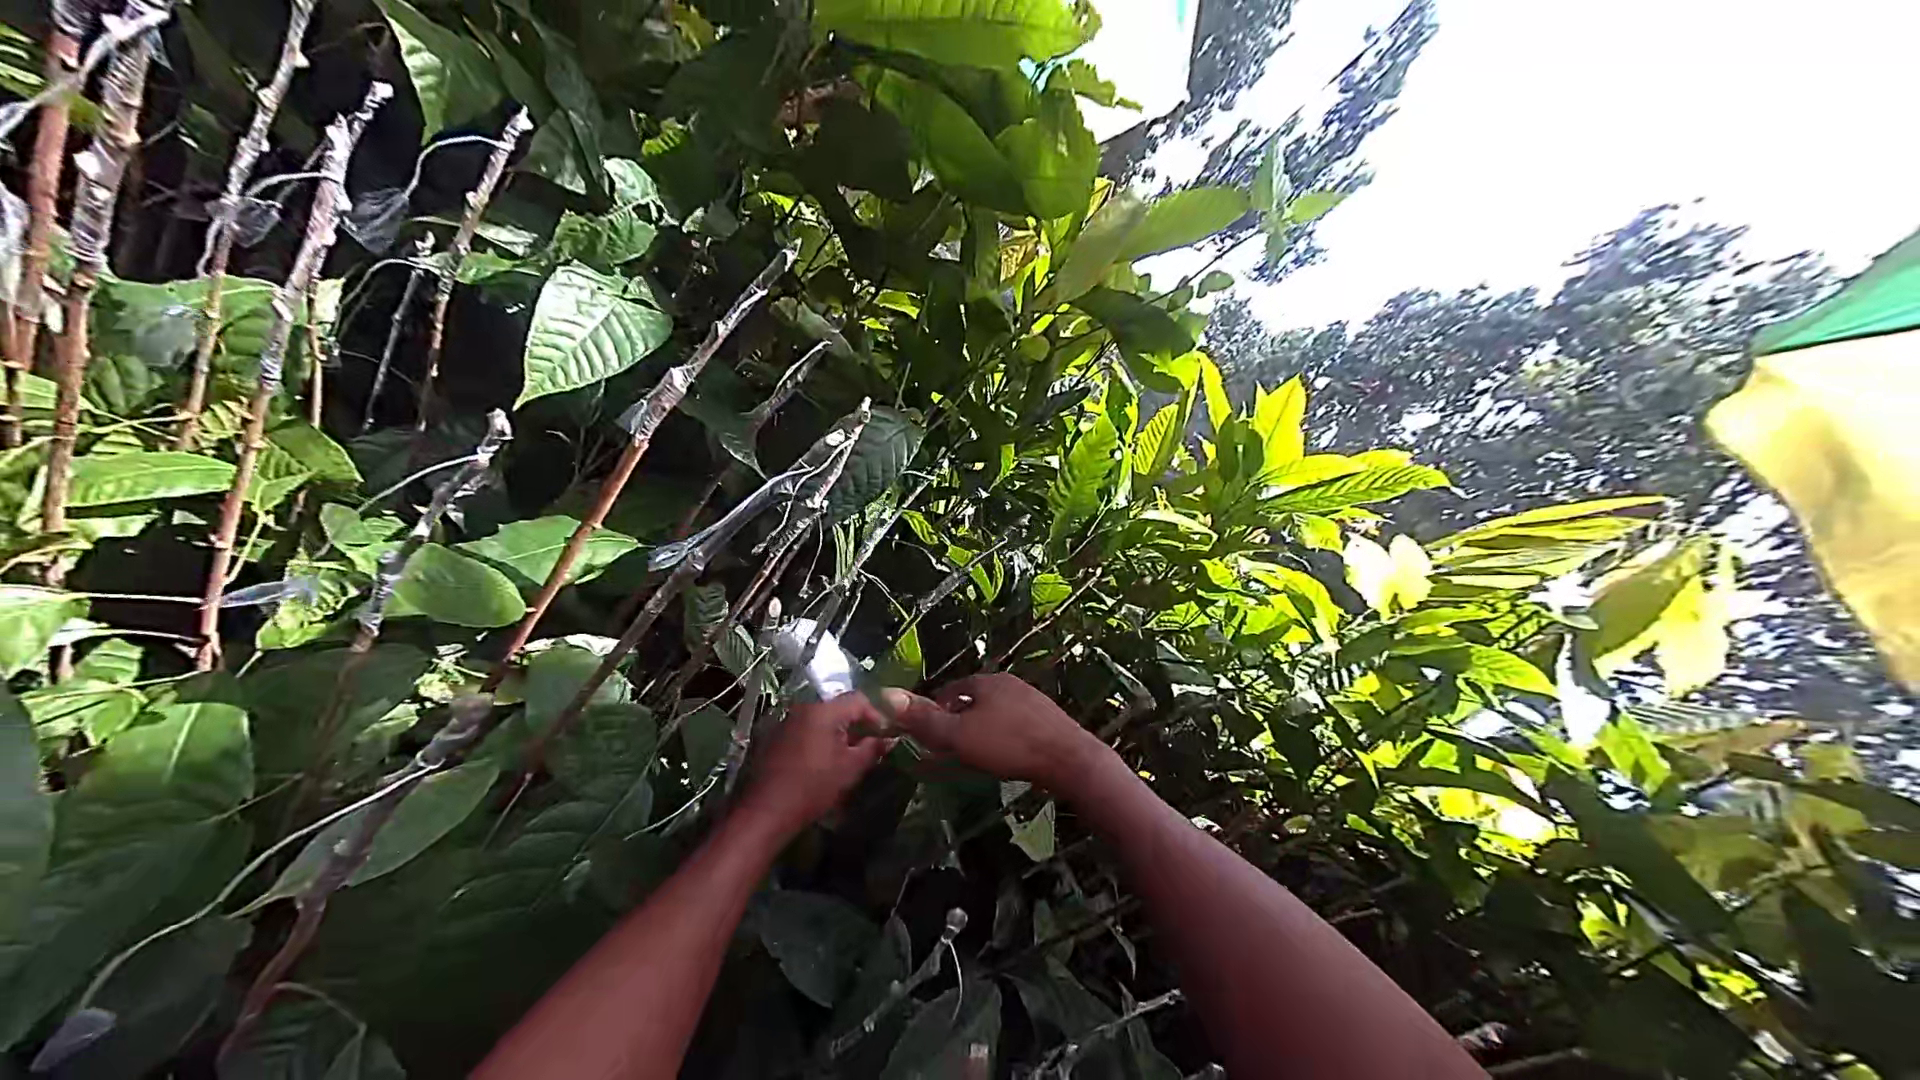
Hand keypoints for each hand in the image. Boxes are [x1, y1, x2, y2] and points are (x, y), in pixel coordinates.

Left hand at [736, 695, 892, 837]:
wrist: (765, 811)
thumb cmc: (813, 787)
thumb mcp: (850, 768)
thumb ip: (872, 748)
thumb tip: (889, 739)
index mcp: (824, 710)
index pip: (859, 700)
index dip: (876, 716)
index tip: (884, 736)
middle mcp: (803, 708)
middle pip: (838, 707)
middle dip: (856, 725)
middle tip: (868, 747)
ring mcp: (786, 721)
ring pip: (821, 719)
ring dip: (837, 733)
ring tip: (847, 757)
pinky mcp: (774, 737)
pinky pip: (804, 729)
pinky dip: (818, 739)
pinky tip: (821, 762)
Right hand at [884, 674, 1110, 793]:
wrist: (1070, 760)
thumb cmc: (1009, 745)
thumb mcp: (959, 736)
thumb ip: (924, 720)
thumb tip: (887, 695)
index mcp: (985, 681)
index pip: (949, 691)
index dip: (934, 713)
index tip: (928, 738)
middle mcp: (1008, 683)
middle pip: (972, 701)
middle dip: (957, 724)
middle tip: (948, 752)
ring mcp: (1031, 700)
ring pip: (994, 714)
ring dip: (979, 732)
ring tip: (974, 757)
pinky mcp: (1048, 719)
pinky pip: (1014, 725)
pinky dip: (1002, 738)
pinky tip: (1005, 758)